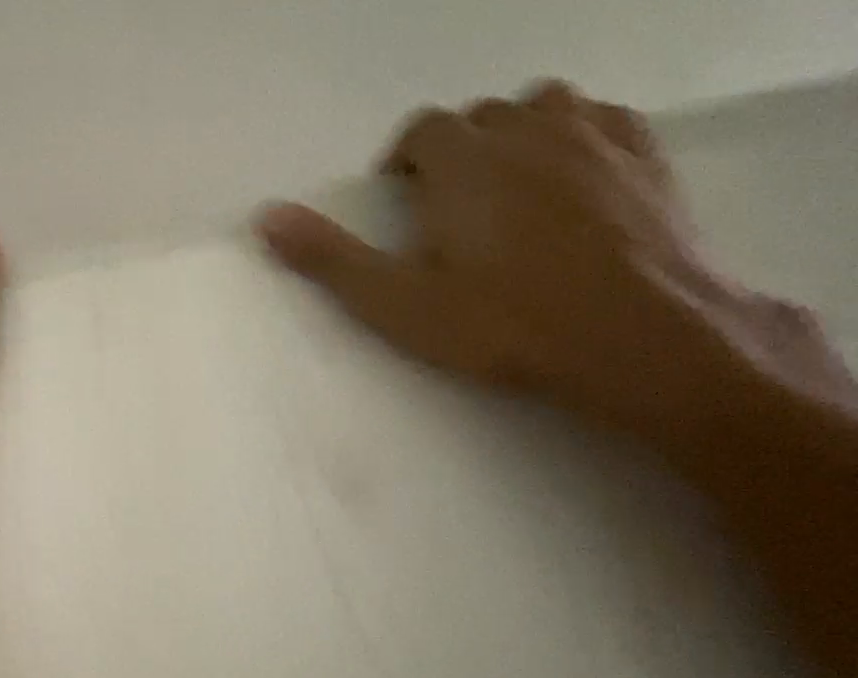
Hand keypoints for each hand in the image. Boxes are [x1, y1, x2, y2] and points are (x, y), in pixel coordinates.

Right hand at [256, 79, 849, 459]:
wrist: (636, 334)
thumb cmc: (502, 322)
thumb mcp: (395, 302)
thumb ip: (329, 258)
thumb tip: (264, 216)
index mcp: (463, 161)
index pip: (422, 130)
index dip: (403, 161)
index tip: (399, 203)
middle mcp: (529, 131)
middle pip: (482, 116)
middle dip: (458, 151)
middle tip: (448, 209)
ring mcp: (596, 138)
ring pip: (547, 107)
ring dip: (519, 135)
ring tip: (509, 188)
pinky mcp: (648, 158)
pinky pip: (606, 120)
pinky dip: (580, 138)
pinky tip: (575, 181)